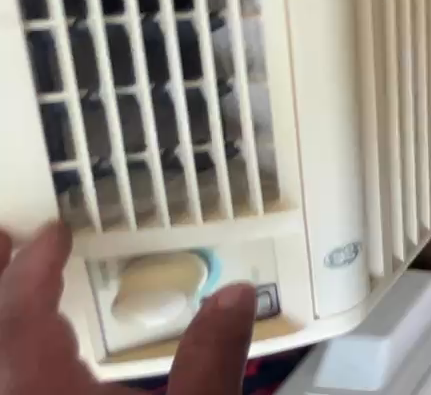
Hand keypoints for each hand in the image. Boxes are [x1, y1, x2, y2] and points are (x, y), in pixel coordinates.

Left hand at [0, 224, 254, 394]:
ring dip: (5, 310)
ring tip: (13, 267)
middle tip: (7, 235)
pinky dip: (17, 338)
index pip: (19, 327)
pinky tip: (42, 329)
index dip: (29, 276)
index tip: (51, 232)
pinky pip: (9, 370)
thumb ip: (211, 359)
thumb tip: (236, 293)